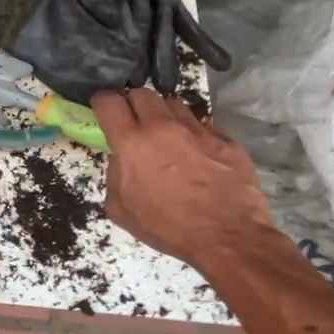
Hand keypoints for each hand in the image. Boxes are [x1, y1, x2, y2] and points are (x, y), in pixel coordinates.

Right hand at [94, 90, 278, 273]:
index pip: (109, 101)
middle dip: (135, 103)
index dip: (103, 103)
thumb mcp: (120, 207)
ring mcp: (199, 133)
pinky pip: (206, 128)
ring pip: (175, 105)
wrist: (230, 240)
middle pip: (143, 93)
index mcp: (131, 142)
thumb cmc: (167, 227)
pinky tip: (199, 157)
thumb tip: (122, 163)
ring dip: (166, 116)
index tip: (105, 111)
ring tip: (169, 136)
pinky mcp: (228, 143)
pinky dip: (196, 136)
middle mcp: (163, 128)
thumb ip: (114, 174)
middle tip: (136, 122)